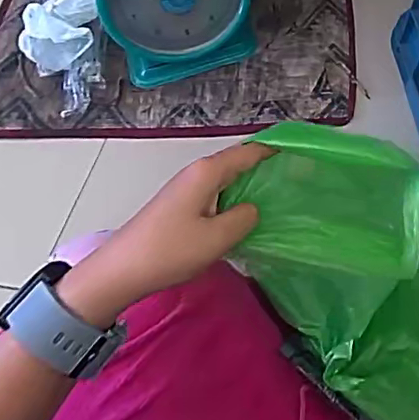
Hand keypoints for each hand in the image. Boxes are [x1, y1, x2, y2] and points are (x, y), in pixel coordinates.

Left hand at [56, 142, 273, 320]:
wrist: (119, 271)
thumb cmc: (168, 251)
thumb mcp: (216, 238)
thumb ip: (243, 219)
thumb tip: (252, 209)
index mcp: (209, 171)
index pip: (250, 150)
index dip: (274, 148)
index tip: (299, 149)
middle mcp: (198, 172)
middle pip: (239, 160)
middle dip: (264, 165)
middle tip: (294, 176)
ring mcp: (188, 187)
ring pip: (228, 178)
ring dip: (249, 184)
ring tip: (276, 195)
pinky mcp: (181, 203)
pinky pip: (217, 192)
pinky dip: (234, 197)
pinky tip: (243, 215)